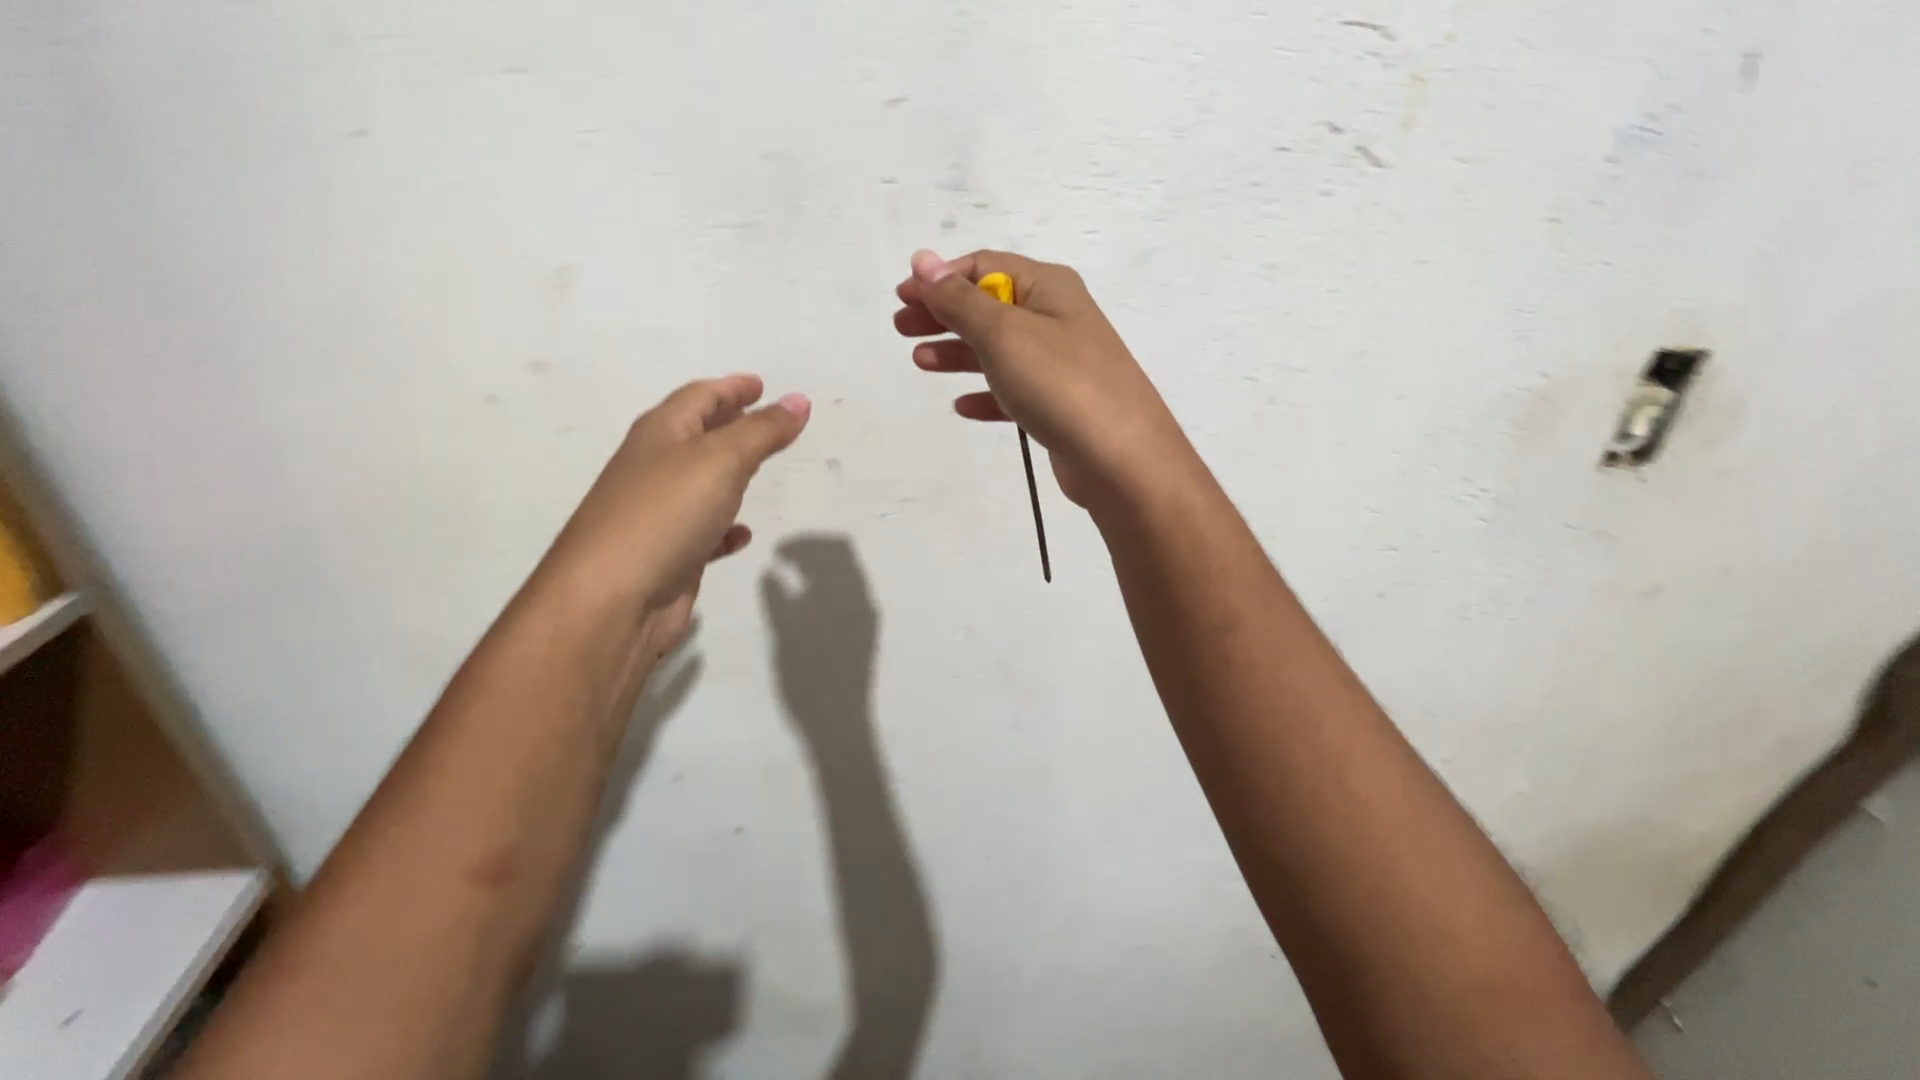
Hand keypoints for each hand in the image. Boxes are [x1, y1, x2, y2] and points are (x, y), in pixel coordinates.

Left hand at [540, 374, 809, 651]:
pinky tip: (742, 534)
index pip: (698, 397)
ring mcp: (658, 514)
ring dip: (729, 472)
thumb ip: (762, 431)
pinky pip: (703, 531)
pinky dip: (725, 526)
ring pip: (700, 483)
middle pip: (696, 435)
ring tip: (761, 467)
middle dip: (729, 423)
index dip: (731, 388)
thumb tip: (798, 400)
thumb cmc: (664, 514)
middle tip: (763, 417)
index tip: (761, 384)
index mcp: (660, 434)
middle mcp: (654, 468)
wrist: (612, 599)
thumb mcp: (721, 460)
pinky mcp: (668, 555)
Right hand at [892, 249, 1189, 507]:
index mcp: (1048, 287)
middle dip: (944, 315)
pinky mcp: (1059, 405)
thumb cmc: (1059, 383)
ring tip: (921, 363)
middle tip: (902, 329)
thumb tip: (923, 260)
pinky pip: (1013, 390)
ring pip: (998, 349)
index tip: (902, 298)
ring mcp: (1060, 364)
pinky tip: (962, 405)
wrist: (1121, 458)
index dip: (940, 279)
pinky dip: (985, 393)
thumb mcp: (1003, 333)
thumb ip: (959, 299)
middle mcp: (1057, 318)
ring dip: (958, 352)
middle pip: (989, 306)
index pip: (984, 267)